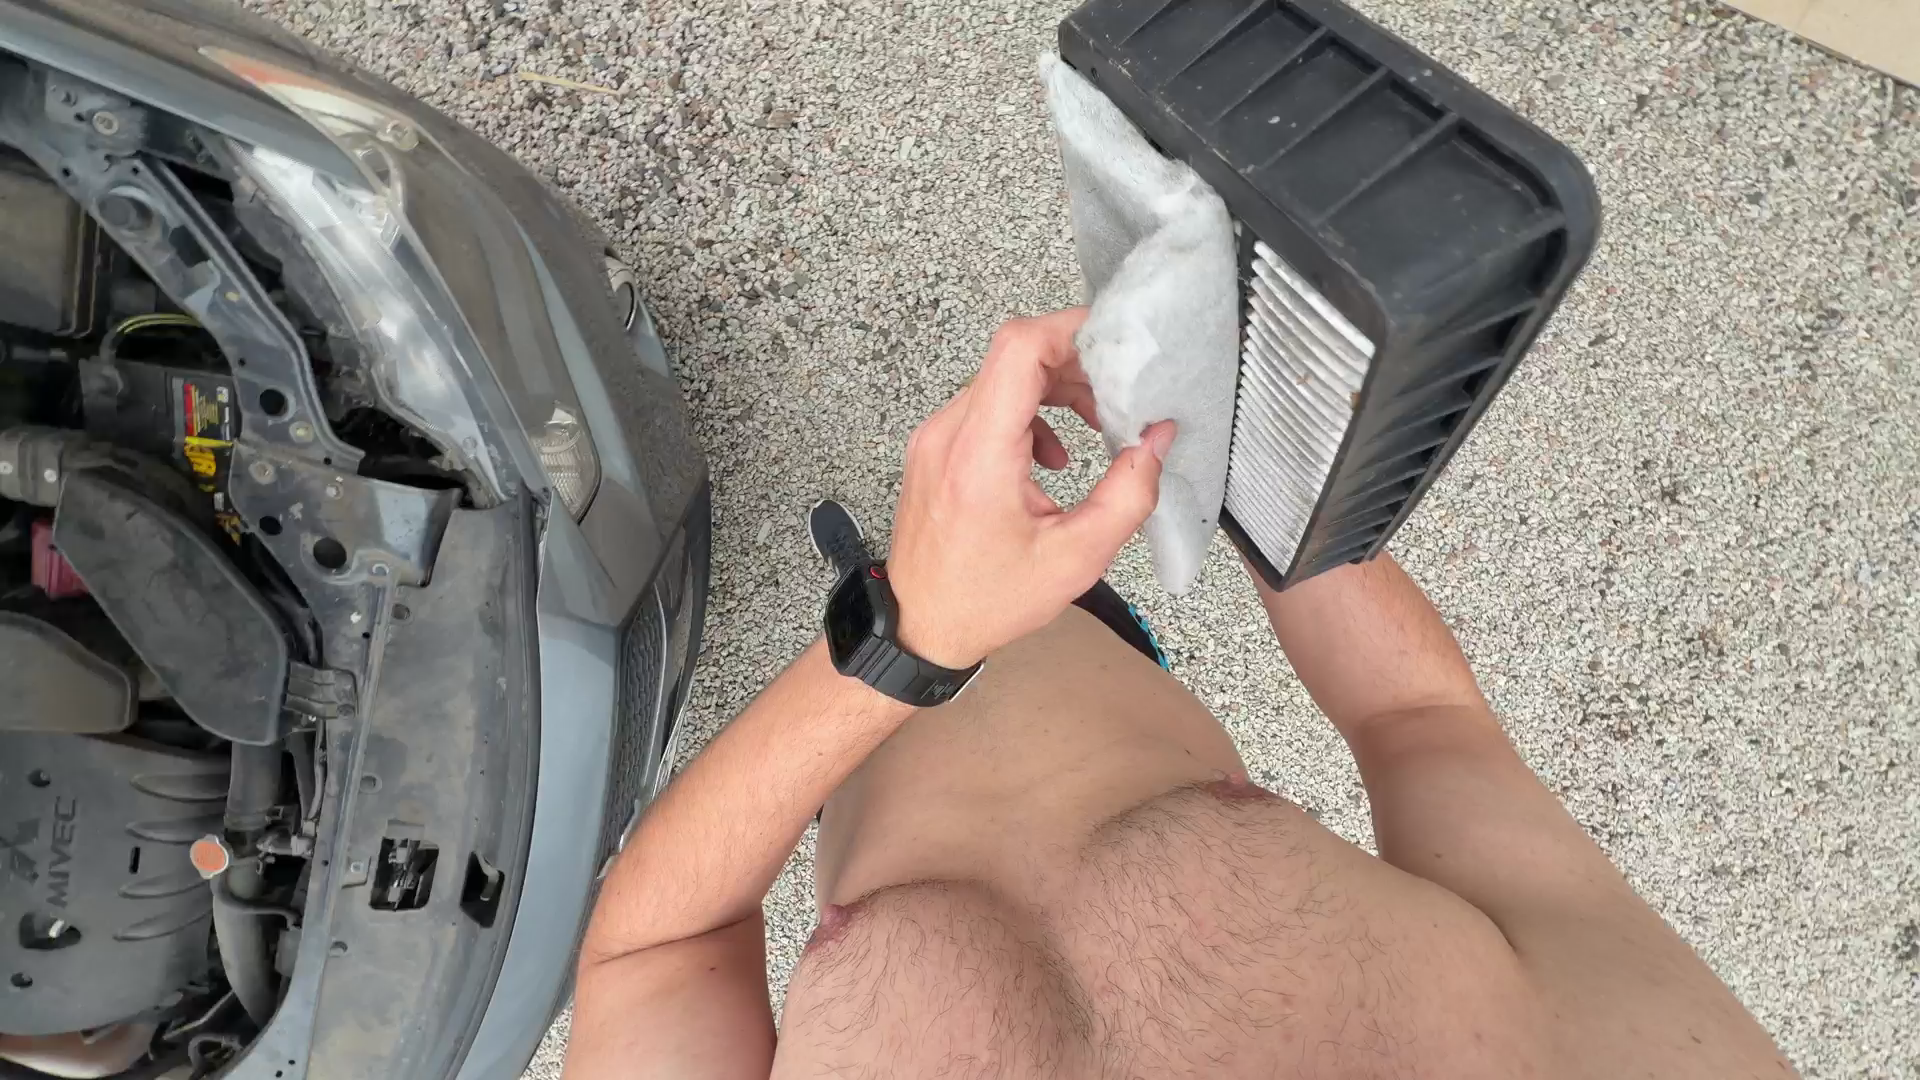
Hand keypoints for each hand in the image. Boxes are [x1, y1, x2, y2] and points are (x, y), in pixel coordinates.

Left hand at [886, 308, 1175, 668]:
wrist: (921, 625)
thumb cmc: (988, 600)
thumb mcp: (1077, 557)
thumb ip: (1129, 492)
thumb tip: (1157, 438)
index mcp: (980, 454)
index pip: (1019, 347)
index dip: (1071, 329)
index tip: (1114, 342)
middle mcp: (948, 434)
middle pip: (1014, 357)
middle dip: (1075, 365)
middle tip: (1117, 395)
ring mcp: (934, 439)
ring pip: (1000, 378)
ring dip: (1053, 389)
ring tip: (1093, 422)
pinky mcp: (933, 450)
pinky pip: (983, 406)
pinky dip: (1025, 414)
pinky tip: (1050, 455)